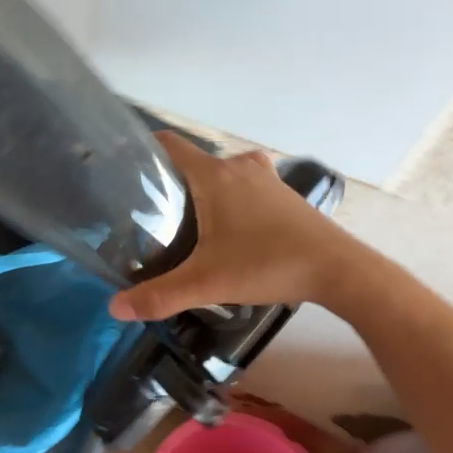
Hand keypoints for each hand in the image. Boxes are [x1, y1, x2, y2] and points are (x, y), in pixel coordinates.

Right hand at [109, 132, 357, 321]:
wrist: (338, 269)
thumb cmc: (267, 264)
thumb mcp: (207, 283)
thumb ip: (160, 295)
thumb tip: (115, 308)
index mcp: (213, 175)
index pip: (169, 145)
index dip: (144, 152)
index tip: (124, 171)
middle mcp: (237, 167)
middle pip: (192, 162)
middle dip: (170, 181)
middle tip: (149, 211)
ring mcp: (265, 178)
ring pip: (220, 174)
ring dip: (203, 190)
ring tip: (184, 220)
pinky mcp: (284, 194)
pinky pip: (245, 185)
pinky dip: (230, 197)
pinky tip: (226, 227)